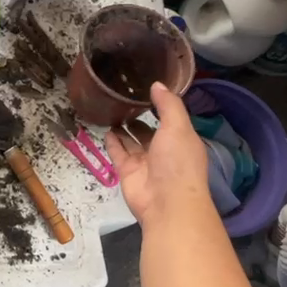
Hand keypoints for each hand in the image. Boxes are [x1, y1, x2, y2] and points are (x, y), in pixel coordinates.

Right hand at [105, 83, 209, 229]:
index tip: (145, 87)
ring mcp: (144, 162)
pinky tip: (106, 128)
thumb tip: (157, 84)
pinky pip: (118, 152)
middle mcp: (163, 151)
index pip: (170, 119)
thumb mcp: (178, 127)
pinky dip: (112, 142)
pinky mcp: (127, 171)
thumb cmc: (178, 162)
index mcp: (181, 140)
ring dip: (124, 127)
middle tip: (123, 97)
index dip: (160, 104)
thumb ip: (168, 105)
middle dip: (139, 116)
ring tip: (111, 109)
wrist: (167, 203)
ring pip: (132, 140)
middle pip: (149, 130)